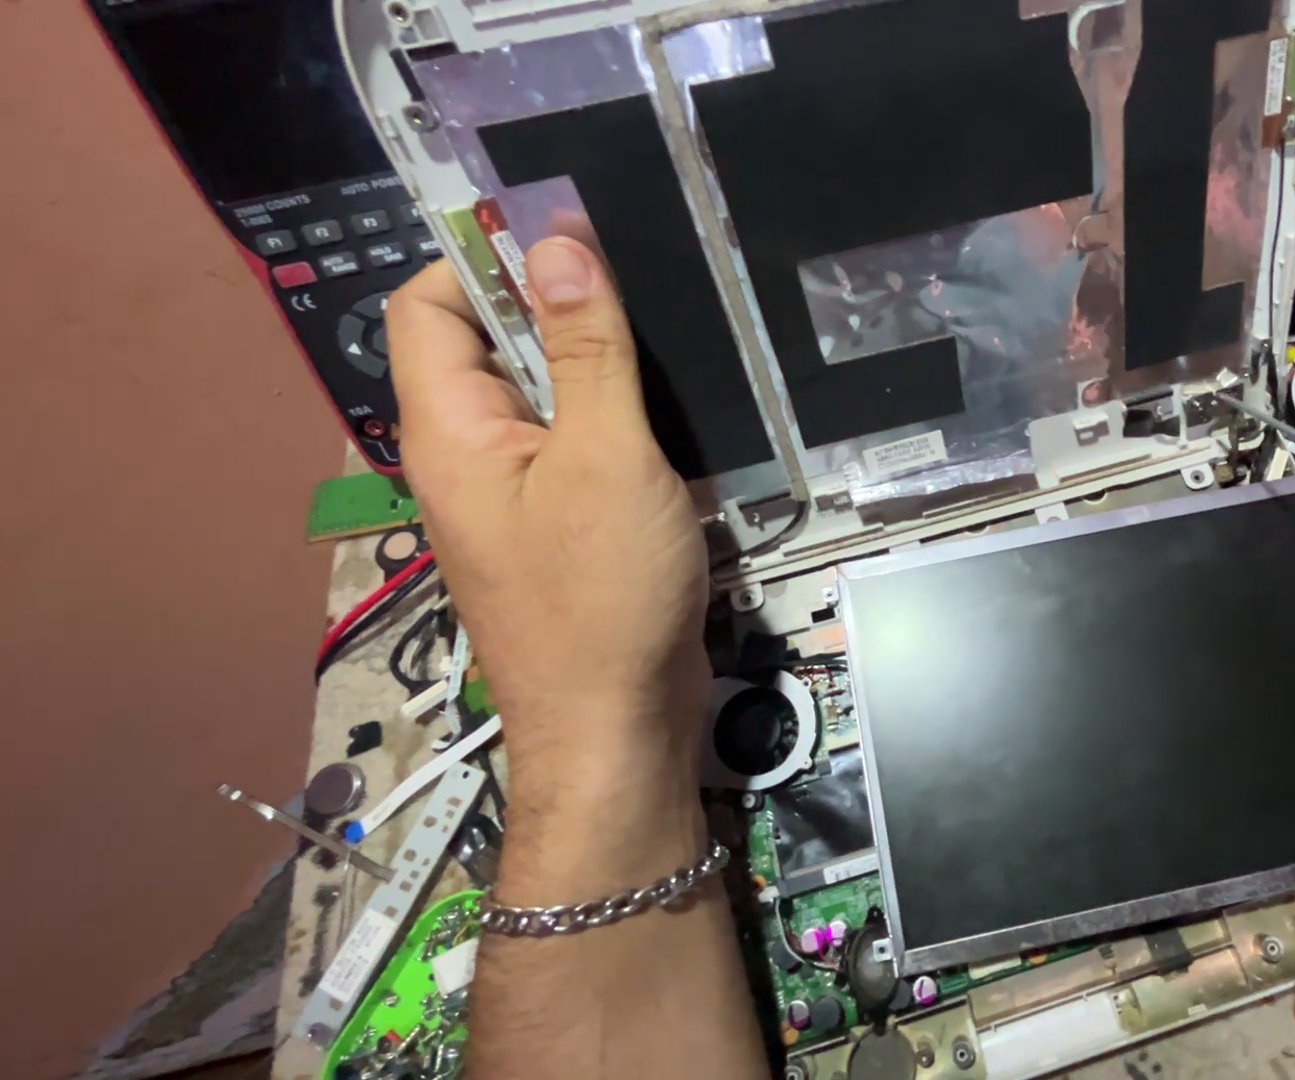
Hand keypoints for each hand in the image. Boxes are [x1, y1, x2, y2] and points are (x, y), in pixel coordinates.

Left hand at [386, 238, 708, 818]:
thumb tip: (555, 244)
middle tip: (646, 288)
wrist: (622, 723)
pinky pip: (592, 452)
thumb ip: (585, 353)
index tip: (570, 235)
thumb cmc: (603, 594)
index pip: (433, 306)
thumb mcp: (605, 459)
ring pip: (558, 404)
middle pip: (501, 350)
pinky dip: (631, 426)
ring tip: (676, 345)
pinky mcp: (577, 526)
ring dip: (608, 372)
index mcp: (453, 431)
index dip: (486, 257)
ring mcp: (529, 496)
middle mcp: (478, 456)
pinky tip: (686, 419)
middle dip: (566, 312)